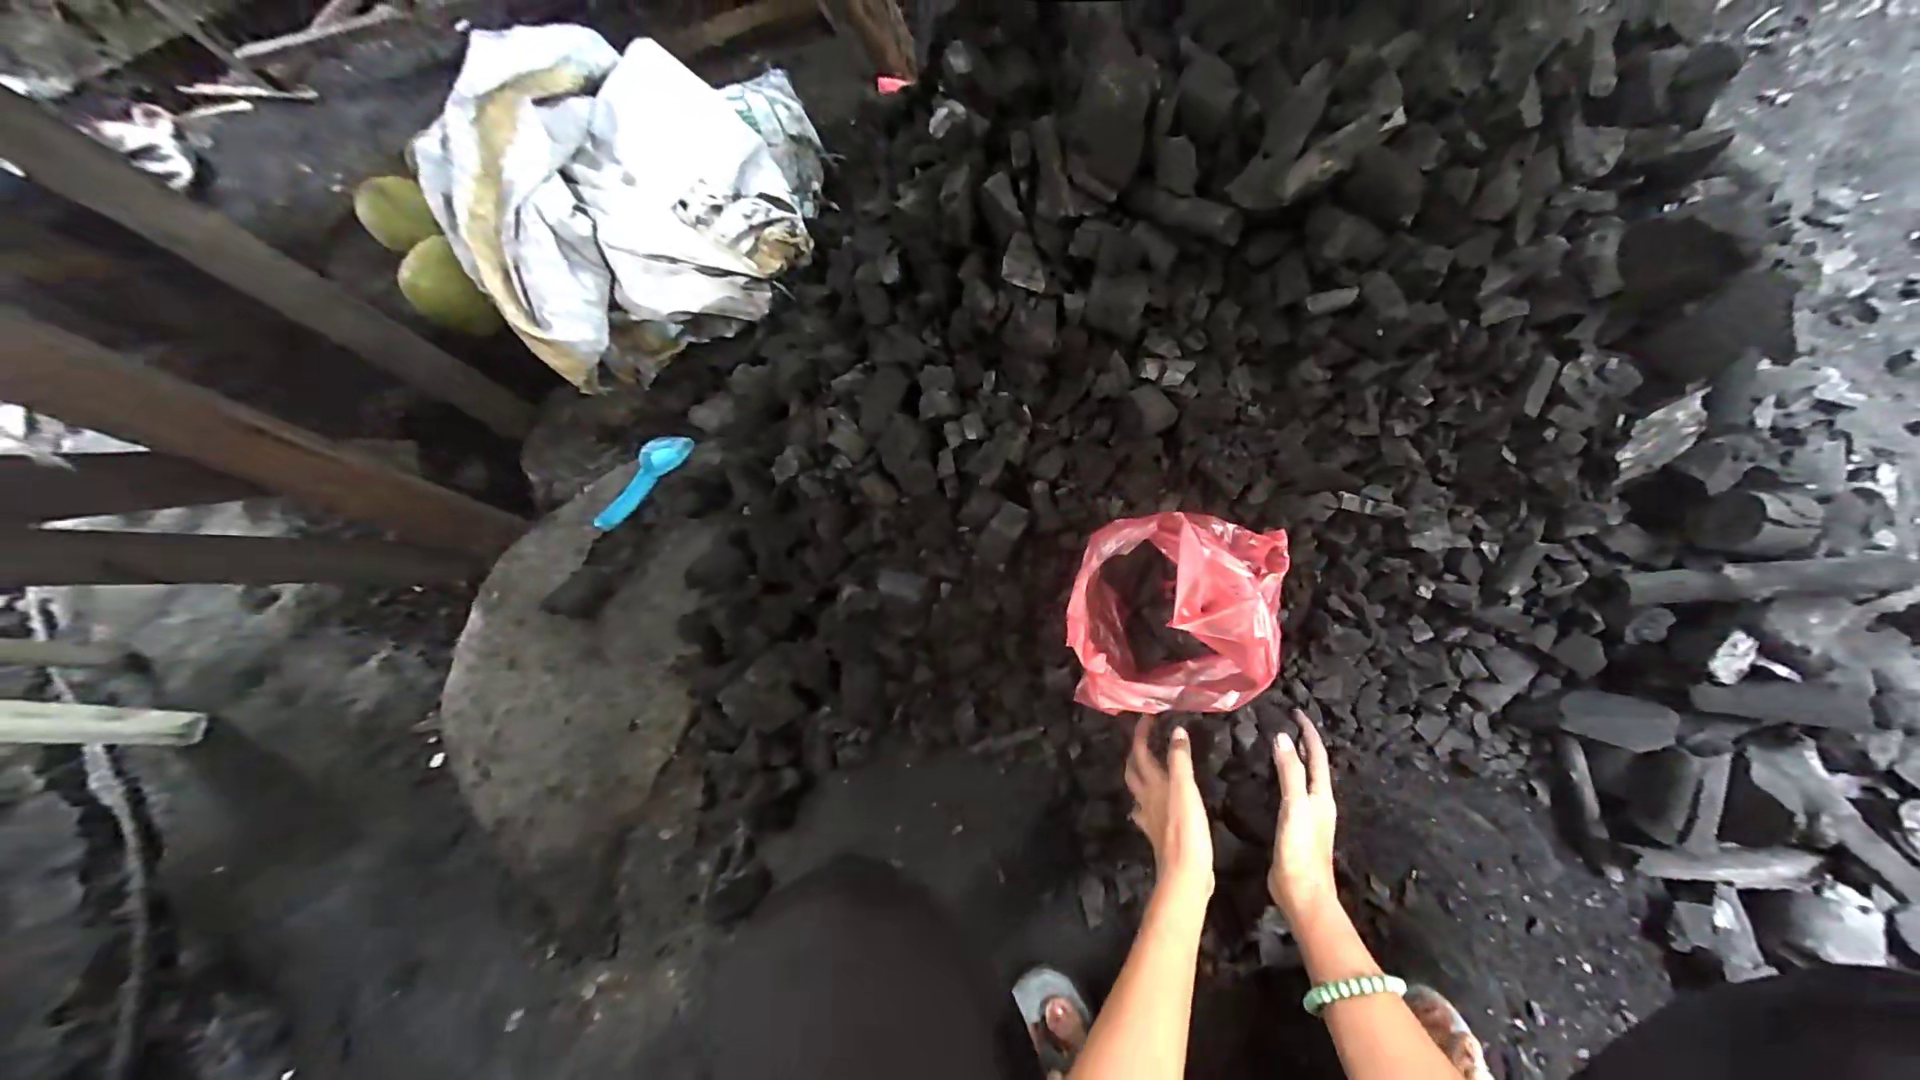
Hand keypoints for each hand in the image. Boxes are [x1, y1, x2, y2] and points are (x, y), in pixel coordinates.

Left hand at [1125, 715, 1213, 906]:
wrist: (1184, 874)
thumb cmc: (1185, 829)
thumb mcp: (1185, 789)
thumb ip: (1179, 760)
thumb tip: (1176, 731)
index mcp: (1151, 784)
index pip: (1140, 752)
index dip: (1141, 734)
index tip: (1147, 717)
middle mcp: (1145, 798)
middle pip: (1133, 771)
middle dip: (1135, 753)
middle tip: (1144, 740)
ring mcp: (1149, 817)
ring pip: (1138, 790)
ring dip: (1140, 775)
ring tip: (1149, 767)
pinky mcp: (1158, 834)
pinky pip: (1146, 811)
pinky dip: (1147, 802)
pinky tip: (1152, 805)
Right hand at [1268, 709, 1337, 919]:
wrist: (1303, 895)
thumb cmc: (1301, 849)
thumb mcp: (1294, 805)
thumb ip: (1289, 772)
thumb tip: (1283, 737)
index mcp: (1321, 795)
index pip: (1317, 755)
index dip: (1308, 731)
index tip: (1294, 710)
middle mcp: (1318, 802)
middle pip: (1312, 764)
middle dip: (1302, 741)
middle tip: (1283, 721)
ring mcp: (1307, 815)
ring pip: (1302, 777)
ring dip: (1294, 757)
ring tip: (1275, 742)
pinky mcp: (1295, 826)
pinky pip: (1290, 790)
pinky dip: (1283, 775)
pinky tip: (1269, 778)